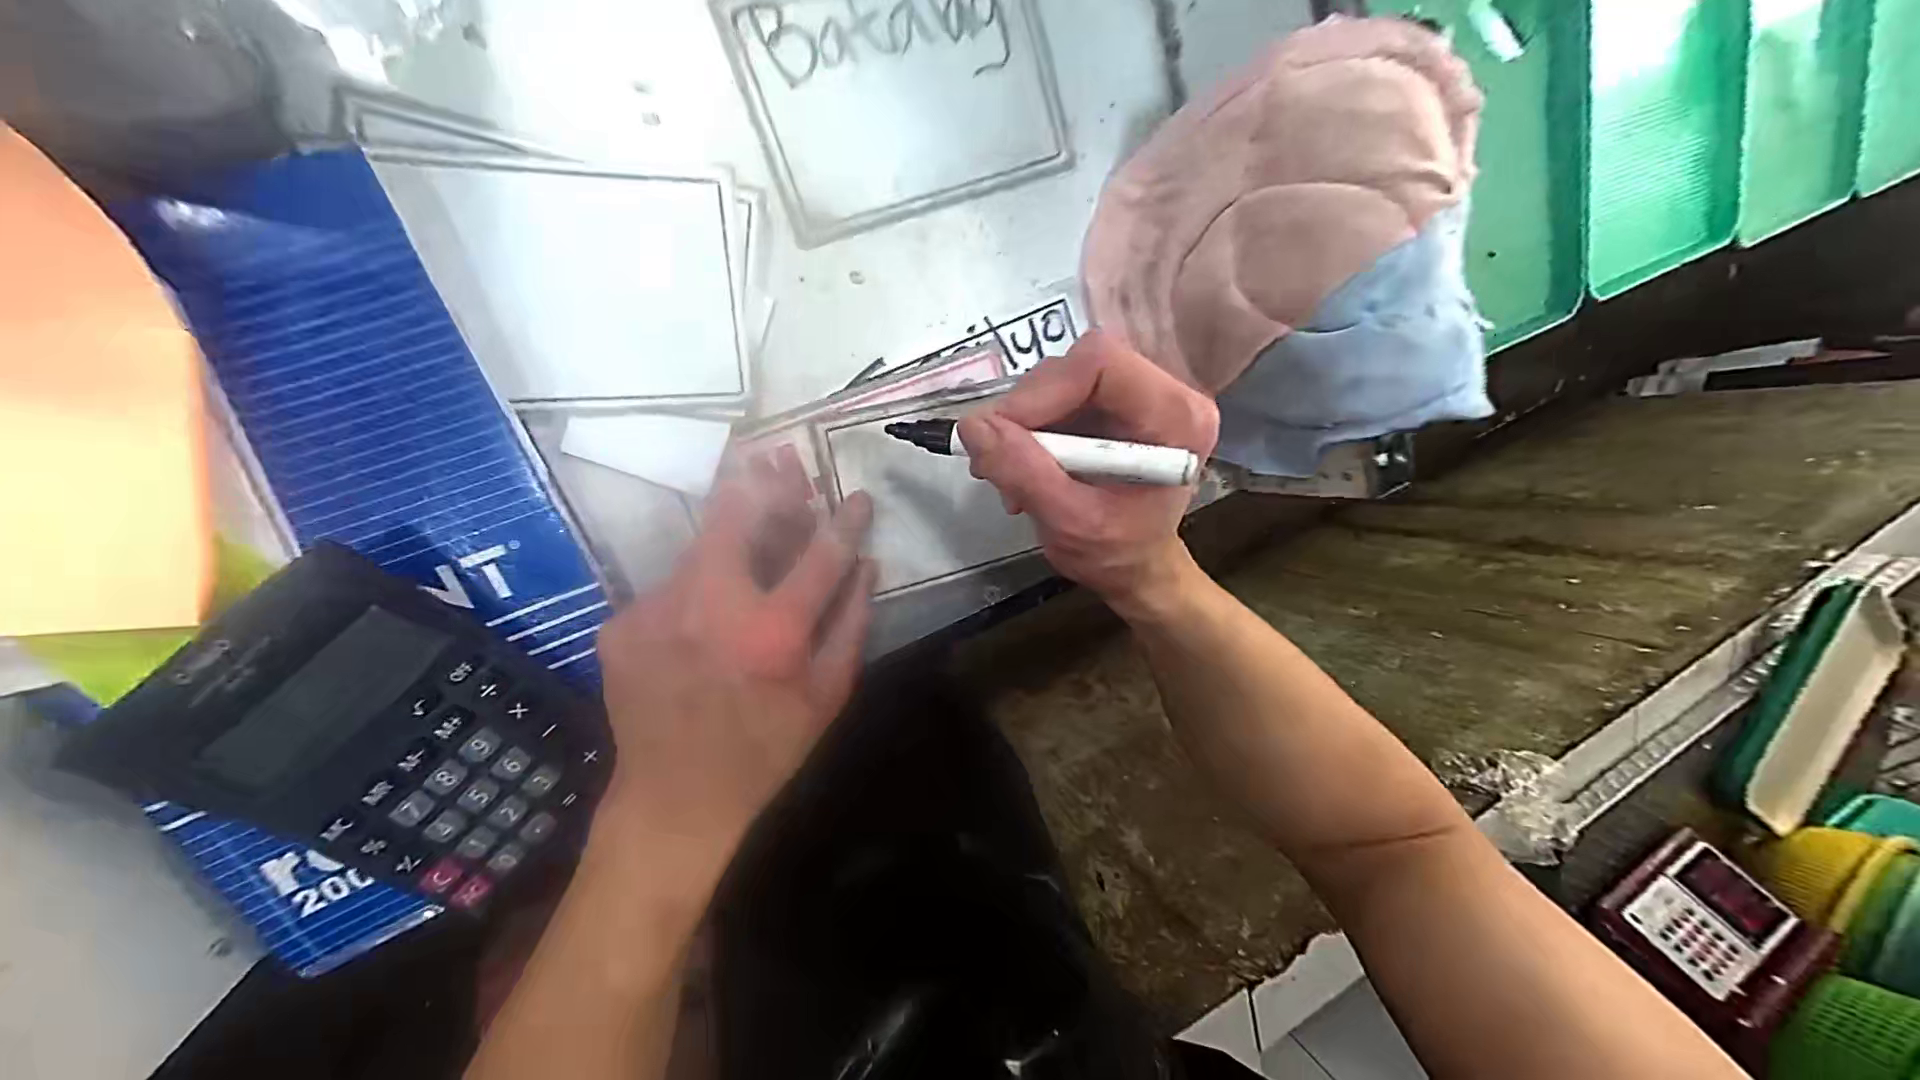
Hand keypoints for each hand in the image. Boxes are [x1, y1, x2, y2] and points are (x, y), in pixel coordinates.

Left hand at [592, 476, 876, 886]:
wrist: (673, 799)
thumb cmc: (766, 750)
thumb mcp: (828, 696)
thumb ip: (852, 624)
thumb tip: (867, 566)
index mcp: (772, 630)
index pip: (820, 553)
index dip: (844, 520)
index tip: (857, 496)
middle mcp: (710, 605)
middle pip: (740, 515)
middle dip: (768, 479)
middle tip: (783, 455)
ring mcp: (657, 609)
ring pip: (701, 543)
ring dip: (733, 522)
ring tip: (752, 491)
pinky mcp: (622, 622)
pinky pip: (673, 584)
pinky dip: (700, 579)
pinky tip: (710, 596)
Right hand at [958, 332, 1218, 612]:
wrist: (1135, 567)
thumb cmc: (1117, 553)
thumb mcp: (1068, 524)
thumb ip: (1024, 474)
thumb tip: (973, 428)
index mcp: (1175, 417)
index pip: (1099, 363)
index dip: (1042, 392)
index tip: (1001, 433)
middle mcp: (1165, 392)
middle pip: (1076, 368)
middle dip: (1027, 412)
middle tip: (998, 461)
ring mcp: (1137, 395)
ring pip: (1060, 380)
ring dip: (1023, 425)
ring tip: (1013, 475)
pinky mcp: (1113, 404)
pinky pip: (1057, 395)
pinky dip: (1030, 429)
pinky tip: (1025, 467)